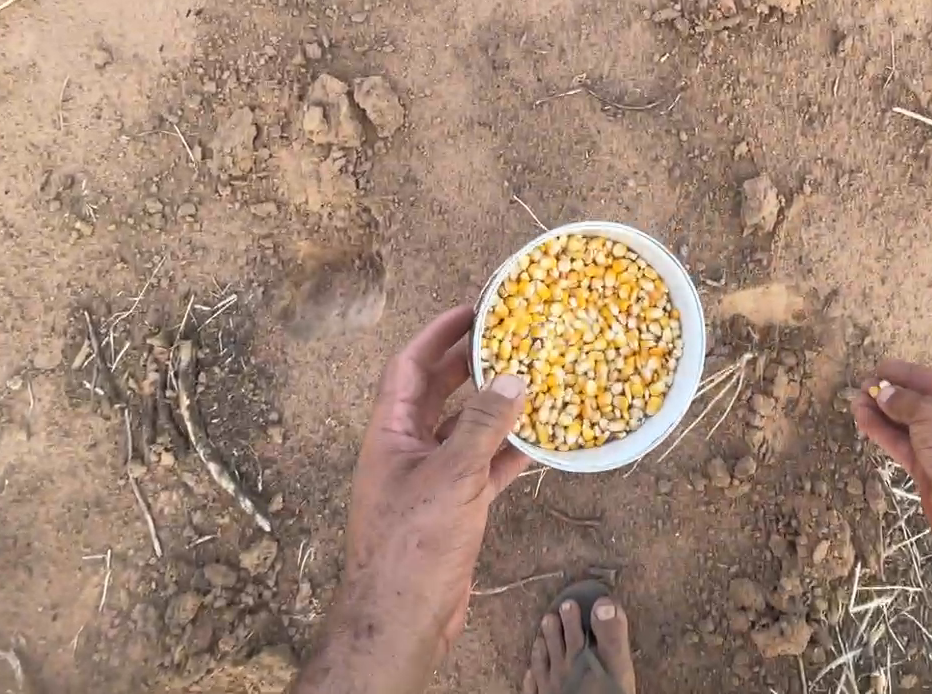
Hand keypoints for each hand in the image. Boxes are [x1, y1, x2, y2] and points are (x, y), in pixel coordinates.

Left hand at [298, 307, 529, 693]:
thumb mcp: (451, 476)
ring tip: (530, 379)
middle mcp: (408, 449)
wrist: (402, 621)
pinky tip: (540, 440)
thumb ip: (483, 425)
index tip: (470, 310)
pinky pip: (484, 465)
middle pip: (439, 392)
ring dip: (495, 407)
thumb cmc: (413, 542)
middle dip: (470, 363)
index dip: (436, 334)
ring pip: (466, 428)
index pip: (408, 367)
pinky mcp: (453, 505)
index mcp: (390, 433)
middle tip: (507, 337)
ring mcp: (431, 477)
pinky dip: (509, 452)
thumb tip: (514, 378)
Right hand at [852, 360, 931, 553]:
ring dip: (881, 413)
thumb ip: (904, 401)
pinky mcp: (927, 470)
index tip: (879, 369)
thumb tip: (883, 393)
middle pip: (919, 403)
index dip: (906, 374)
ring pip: (906, 425)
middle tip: (862, 387)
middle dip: (890, 395)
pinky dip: (883, 433)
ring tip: (856, 402)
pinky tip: (863, 420)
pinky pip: (902, 445)